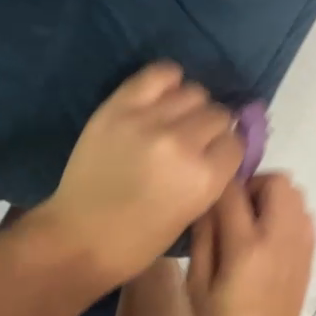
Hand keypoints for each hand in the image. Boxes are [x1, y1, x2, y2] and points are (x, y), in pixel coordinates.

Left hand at [34, 62, 243, 284]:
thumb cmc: (138, 241)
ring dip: (191, 106)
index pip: (235, 143)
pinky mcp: (119, 107)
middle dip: (212, 128)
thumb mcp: (190, 215)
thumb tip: (222, 147)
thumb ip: (211, 177)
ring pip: (193, 92)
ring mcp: (149, 121)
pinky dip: (168, 80)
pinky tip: (164, 94)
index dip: (225, 150)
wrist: (79, 238)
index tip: (213, 156)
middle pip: (218, 114)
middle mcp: (183, 143)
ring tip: (176, 120)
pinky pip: (158, 74)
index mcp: (205, 179)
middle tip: (193, 140)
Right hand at [187, 173, 314, 315]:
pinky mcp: (309, 253)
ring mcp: (300, 244)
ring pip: (295, 193)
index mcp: (246, 248)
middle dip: (252, 184)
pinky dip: (285, 212)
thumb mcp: (196, 283)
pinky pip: (302, 213)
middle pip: (277, 181)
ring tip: (250, 221)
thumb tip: (207, 202)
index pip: (233, 192)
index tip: (205, 196)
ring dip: (271, 197)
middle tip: (233, 208)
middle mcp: (279, 238)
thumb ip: (202, 237)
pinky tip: (266, 236)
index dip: (217, 186)